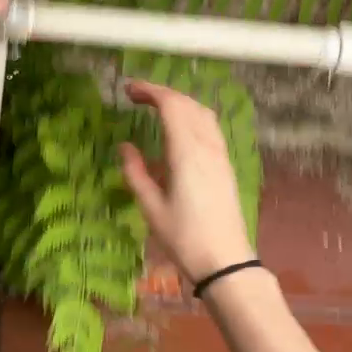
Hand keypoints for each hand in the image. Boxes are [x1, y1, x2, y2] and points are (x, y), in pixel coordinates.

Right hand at [117, 79, 252, 283]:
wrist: (225, 261)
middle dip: (162, 93)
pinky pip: (209, 128)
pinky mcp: (226, 166)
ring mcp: (220, 155)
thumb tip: (125, 146)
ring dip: (179, 103)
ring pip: (202, 114)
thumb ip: (135, 172)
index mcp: (186, 152)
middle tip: (136, 96)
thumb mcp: (150, 207)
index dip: (150, 91)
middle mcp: (207, 147)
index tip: (128, 90)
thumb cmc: (183, 237)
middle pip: (187, 104)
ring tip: (156, 107)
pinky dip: (192, 117)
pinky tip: (178, 131)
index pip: (171, 106)